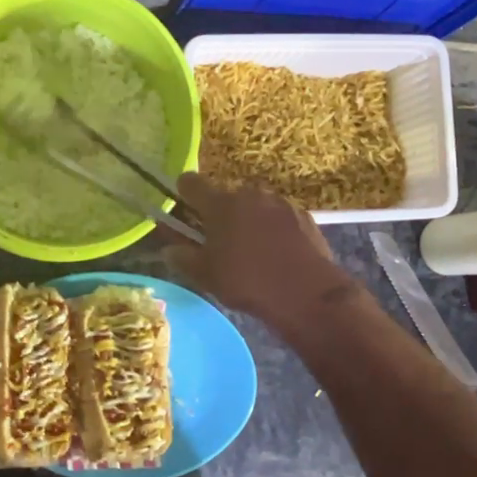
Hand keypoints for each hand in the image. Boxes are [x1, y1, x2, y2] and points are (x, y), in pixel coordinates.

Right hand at [166, 173, 356, 330]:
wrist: (307, 293)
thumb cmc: (247, 282)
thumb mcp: (206, 276)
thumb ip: (184, 258)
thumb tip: (169, 249)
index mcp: (220, 203)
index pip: (191, 183)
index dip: (183, 193)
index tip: (184, 209)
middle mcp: (250, 194)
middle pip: (225, 195)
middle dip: (219, 212)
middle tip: (218, 241)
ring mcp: (280, 202)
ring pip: (254, 205)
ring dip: (247, 219)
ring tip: (250, 250)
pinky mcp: (303, 215)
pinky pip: (278, 216)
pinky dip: (272, 228)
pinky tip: (276, 253)